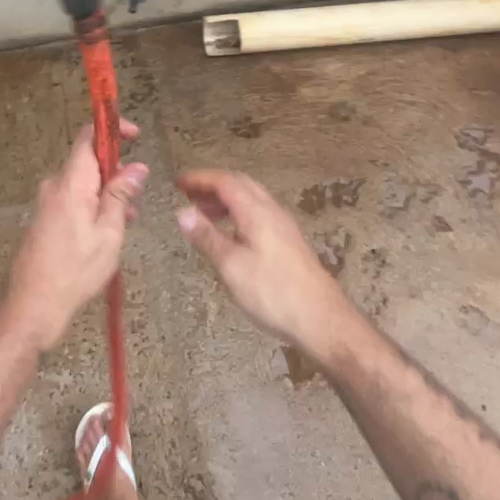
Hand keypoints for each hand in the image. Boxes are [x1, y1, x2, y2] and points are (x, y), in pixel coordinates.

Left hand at [2, 121, 148, 348]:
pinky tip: (108, 231)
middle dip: (116, 169)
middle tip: (138, 193)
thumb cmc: (74, 272)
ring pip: (82, 183)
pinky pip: (73, 199)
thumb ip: (121, 195)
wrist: (30, 306)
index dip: (112, 128)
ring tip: (129, 218)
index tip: (135, 135)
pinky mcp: (44, 219)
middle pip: (87, 160)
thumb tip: (137, 167)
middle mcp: (54, 186)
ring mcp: (46, 202)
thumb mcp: (109, 233)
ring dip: (107, 192)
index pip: (88, 136)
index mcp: (71, 183)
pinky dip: (93, 205)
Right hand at [175, 169, 355, 351]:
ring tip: (203, 216)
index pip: (225, 182)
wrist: (321, 319)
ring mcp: (284, 227)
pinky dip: (238, 214)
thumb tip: (182, 212)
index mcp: (256, 212)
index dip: (200, 179)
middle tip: (188, 196)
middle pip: (240, 185)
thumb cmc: (273, 293)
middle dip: (212, 186)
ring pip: (251, 200)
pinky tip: (230, 235)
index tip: (178, 183)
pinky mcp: (289, 243)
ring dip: (225, 200)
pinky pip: (259, 214)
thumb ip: (207, 237)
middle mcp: (272, 212)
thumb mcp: (231, 267)